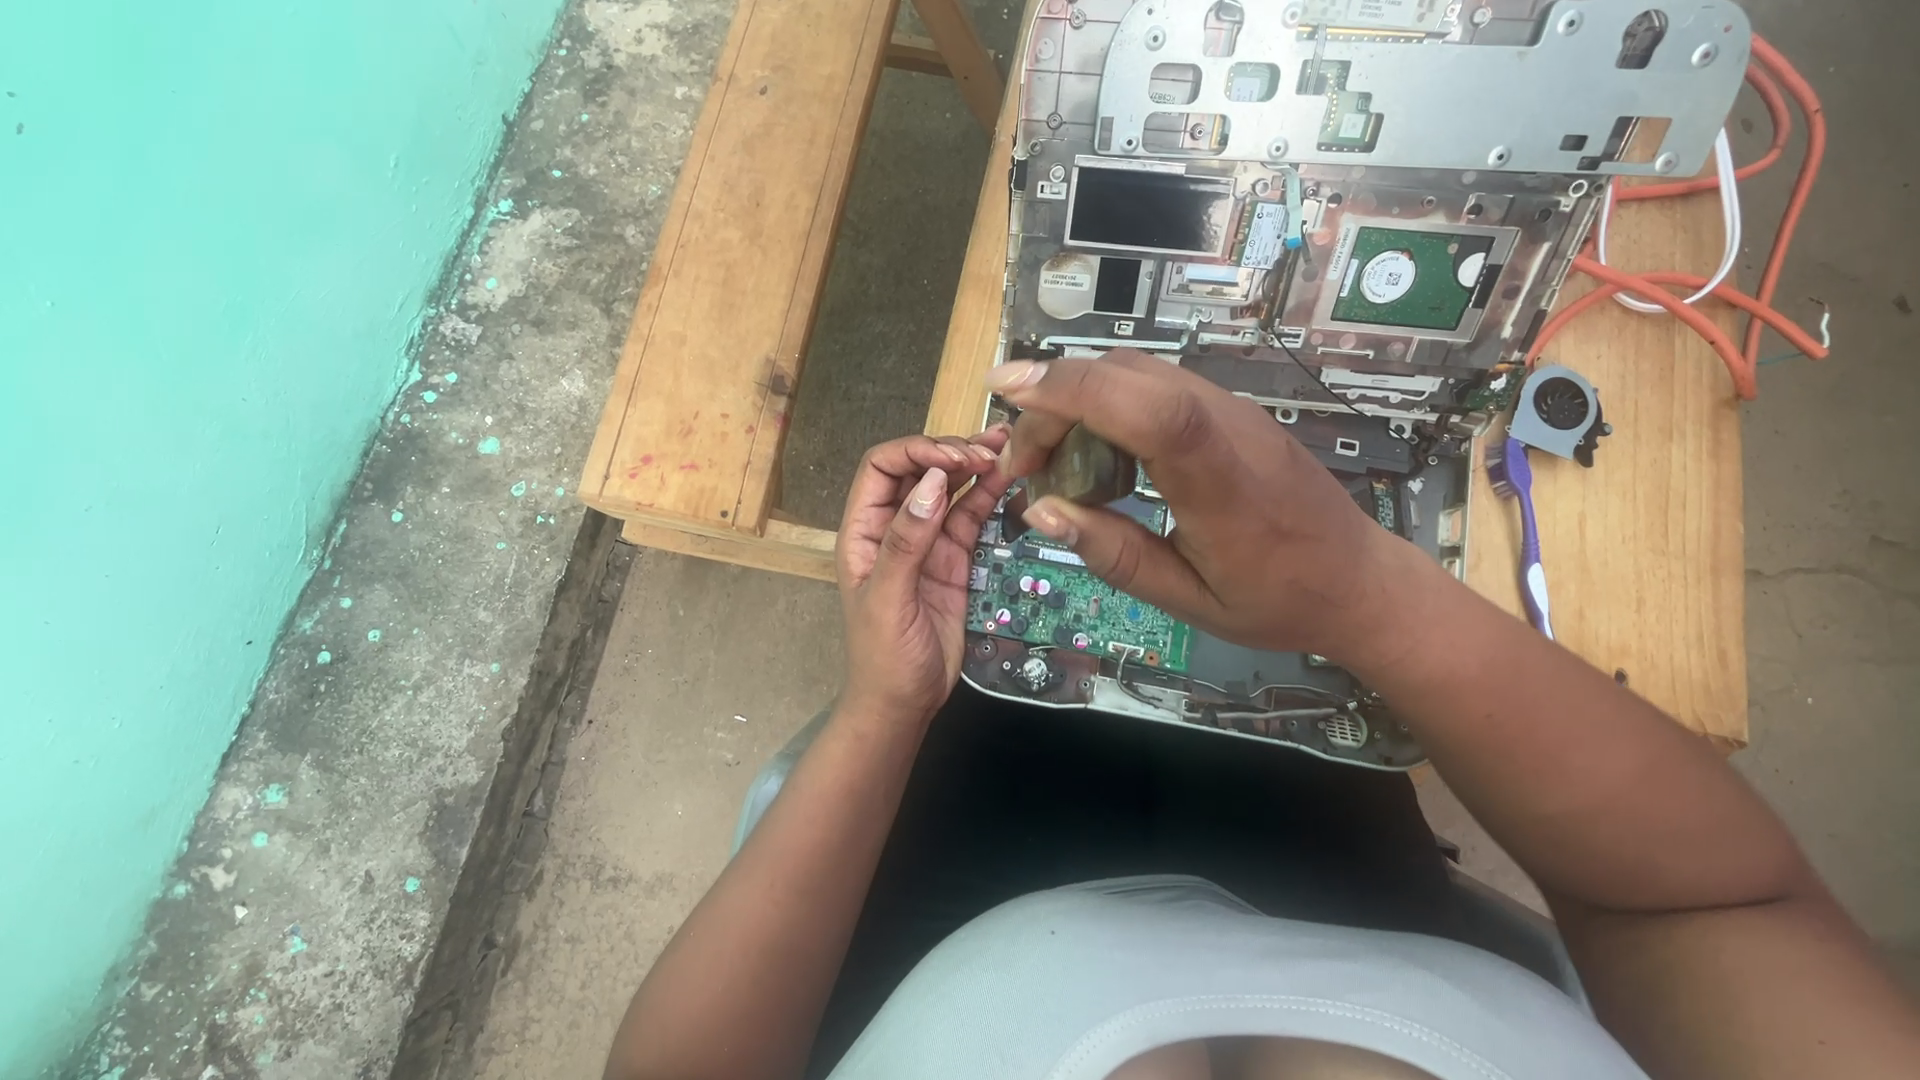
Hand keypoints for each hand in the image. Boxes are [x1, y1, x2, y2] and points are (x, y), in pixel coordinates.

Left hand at [836, 429, 1013, 722]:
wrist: (904, 701)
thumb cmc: (882, 655)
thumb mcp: (887, 598)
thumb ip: (906, 540)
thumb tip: (932, 483)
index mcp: (863, 530)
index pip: (881, 468)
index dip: (915, 451)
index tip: (954, 457)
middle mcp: (894, 527)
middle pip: (919, 470)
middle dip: (950, 452)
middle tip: (989, 451)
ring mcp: (926, 541)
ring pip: (949, 490)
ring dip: (975, 466)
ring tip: (1007, 448)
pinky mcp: (954, 558)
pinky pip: (971, 518)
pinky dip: (989, 497)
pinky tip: (1010, 479)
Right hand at [990, 350, 1434, 665]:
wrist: (1359, 580)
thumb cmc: (1276, 601)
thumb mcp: (1188, 600)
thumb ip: (1114, 554)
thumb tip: (1041, 512)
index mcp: (1221, 483)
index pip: (1146, 409)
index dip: (1073, 388)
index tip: (1006, 389)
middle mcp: (1229, 427)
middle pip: (1127, 377)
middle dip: (1055, 403)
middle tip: (1023, 466)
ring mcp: (1234, 410)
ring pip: (1139, 373)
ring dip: (1080, 401)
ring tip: (1052, 459)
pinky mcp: (1232, 410)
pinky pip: (1158, 387)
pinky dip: (1110, 405)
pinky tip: (1100, 452)